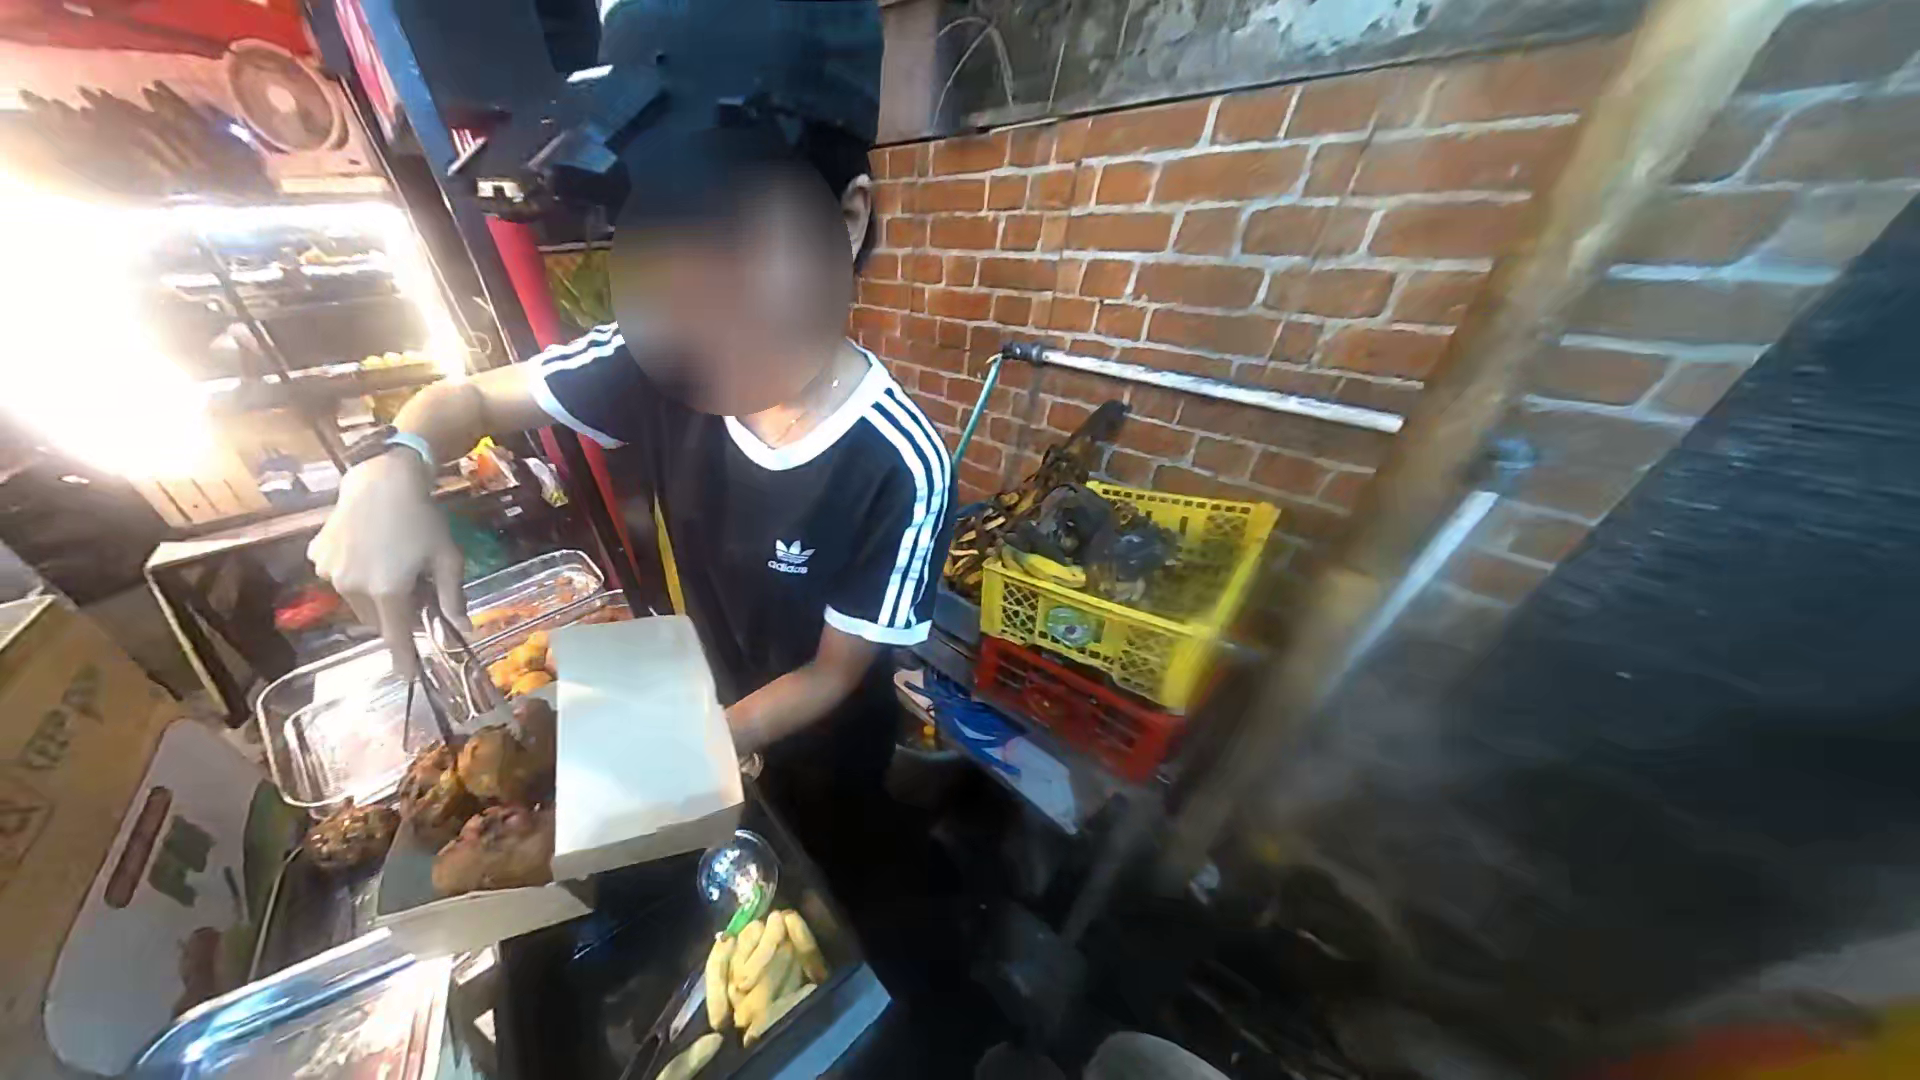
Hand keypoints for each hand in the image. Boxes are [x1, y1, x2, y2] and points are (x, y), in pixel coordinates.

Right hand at [308, 448, 468, 674]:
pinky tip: (375, 549)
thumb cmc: (424, 522)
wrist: (382, 484)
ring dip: (378, 594)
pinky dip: (359, 574)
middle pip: (378, 617)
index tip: (408, 676)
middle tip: (419, 590)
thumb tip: (462, 628)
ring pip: (358, 600)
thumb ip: (453, 597)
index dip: (403, 657)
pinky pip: (342, 577)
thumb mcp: (448, 559)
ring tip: (397, 564)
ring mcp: (329, 572)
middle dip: (398, 613)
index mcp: (388, 590)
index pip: (395, 635)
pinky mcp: (316, 557)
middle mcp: (352, 587)